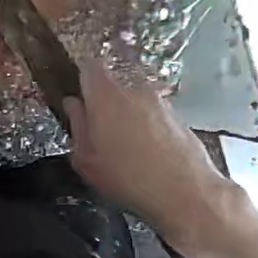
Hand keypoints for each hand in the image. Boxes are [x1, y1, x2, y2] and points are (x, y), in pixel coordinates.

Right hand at [64, 61, 235, 238]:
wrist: (185, 191)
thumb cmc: (128, 178)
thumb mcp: (86, 159)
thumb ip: (77, 125)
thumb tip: (73, 104)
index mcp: (105, 97)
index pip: (89, 65)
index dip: (80, 76)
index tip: (76, 93)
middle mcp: (134, 90)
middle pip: (112, 83)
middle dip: (102, 101)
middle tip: (97, 129)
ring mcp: (159, 101)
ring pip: (133, 99)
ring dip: (125, 115)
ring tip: (123, 146)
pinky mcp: (176, 115)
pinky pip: (151, 113)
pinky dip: (145, 125)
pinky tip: (144, 153)